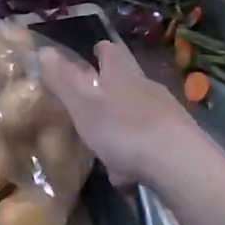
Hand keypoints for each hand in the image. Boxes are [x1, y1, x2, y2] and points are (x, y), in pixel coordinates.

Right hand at [39, 41, 206, 185]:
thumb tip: (44, 50)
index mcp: (122, 74)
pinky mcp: (179, 139)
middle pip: (128, 80)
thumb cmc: (124, 129)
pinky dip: (136, 152)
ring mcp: (167, 113)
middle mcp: (147, 87)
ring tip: (105, 144)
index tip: (93, 51)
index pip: (112, 52)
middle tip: (92, 101)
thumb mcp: (83, 105)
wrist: (179, 163)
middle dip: (111, 88)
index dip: (101, 50)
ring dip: (123, 123)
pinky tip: (128, 173)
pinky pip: (150, 141)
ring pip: (139, 112)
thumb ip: (63, 80)